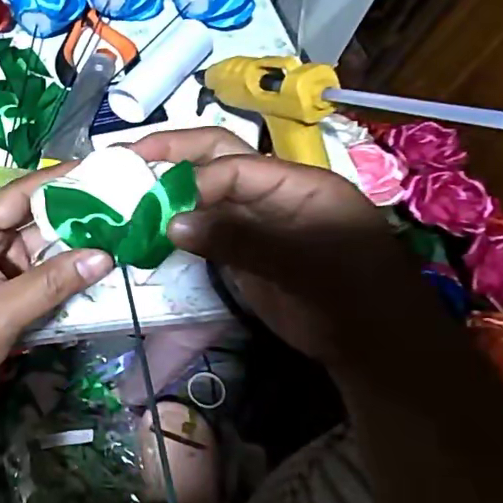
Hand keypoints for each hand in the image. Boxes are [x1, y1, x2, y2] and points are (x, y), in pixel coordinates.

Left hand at [0, 165, 114, 421]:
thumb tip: (103, 257)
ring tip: (110, 224)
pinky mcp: (3, 280)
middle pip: (30, 214)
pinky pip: (38, 263)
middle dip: (69, 207)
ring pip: (38, 239)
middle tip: (111, 198)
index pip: (16, 195)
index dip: (53, 179)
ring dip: (70, 236)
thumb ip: (55, 281)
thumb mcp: (7, 311)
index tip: (91, 168)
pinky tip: (90, 257)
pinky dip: (62, 261)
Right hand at [130, 128, 443, 366]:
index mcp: (297, 183)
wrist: (376, 347)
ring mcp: (258, 224)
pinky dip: (178, 229)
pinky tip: (149, 231)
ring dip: (170, 193)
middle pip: (220, 161)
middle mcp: (274, 194)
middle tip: (126, 156)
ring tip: (126, 191)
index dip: (198, 181)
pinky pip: (207, 233)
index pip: (238, 167)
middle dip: (175, 155)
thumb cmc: (354, 298)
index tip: (162, 207)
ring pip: (207, 197)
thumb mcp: (302, 266)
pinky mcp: (246, 254)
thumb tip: (173, 224)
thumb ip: (240, 241)